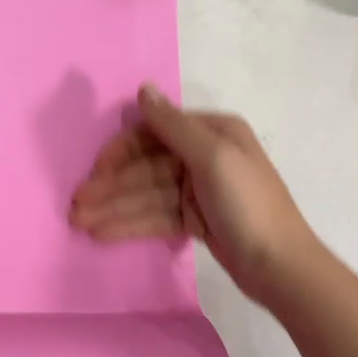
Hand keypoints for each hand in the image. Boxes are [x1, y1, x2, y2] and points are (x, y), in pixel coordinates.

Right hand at [69, 85, 320, 301]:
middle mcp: (204, 155)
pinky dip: (129, 223)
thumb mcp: (213, 158)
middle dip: (110, 186)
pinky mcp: (195, 219)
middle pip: (146, 167)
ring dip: (112, 207)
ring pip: (146, 194)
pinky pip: (155, 215)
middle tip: (75, 205)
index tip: (95, 172)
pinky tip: (102, 233)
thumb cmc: (249, 205)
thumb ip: (172, 125)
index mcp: (213, 132)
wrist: (282, 267)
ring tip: (78, 223)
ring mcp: (198, 189)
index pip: (154, 133)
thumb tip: (143, 89)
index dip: (120, 152)